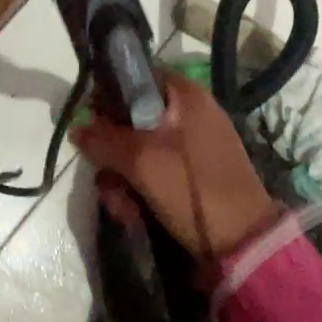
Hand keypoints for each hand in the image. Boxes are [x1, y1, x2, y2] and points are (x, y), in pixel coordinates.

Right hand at [72, 72, 281, 260]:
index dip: (108, 99)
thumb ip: (104, 139)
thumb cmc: (193, 189)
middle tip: (107, 183)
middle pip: (133, 119)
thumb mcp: (142, 161)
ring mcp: (194, 143)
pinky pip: (157, 169)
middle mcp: (190, 112)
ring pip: (141, 149)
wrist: (243, 243)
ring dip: (123, 179)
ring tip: (123, 210)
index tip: (92, 127)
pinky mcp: (195, 173)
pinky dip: (142, 190)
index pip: (135, 78)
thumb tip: (77, 127)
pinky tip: (136, 215)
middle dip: (114, 154)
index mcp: (185, 94)